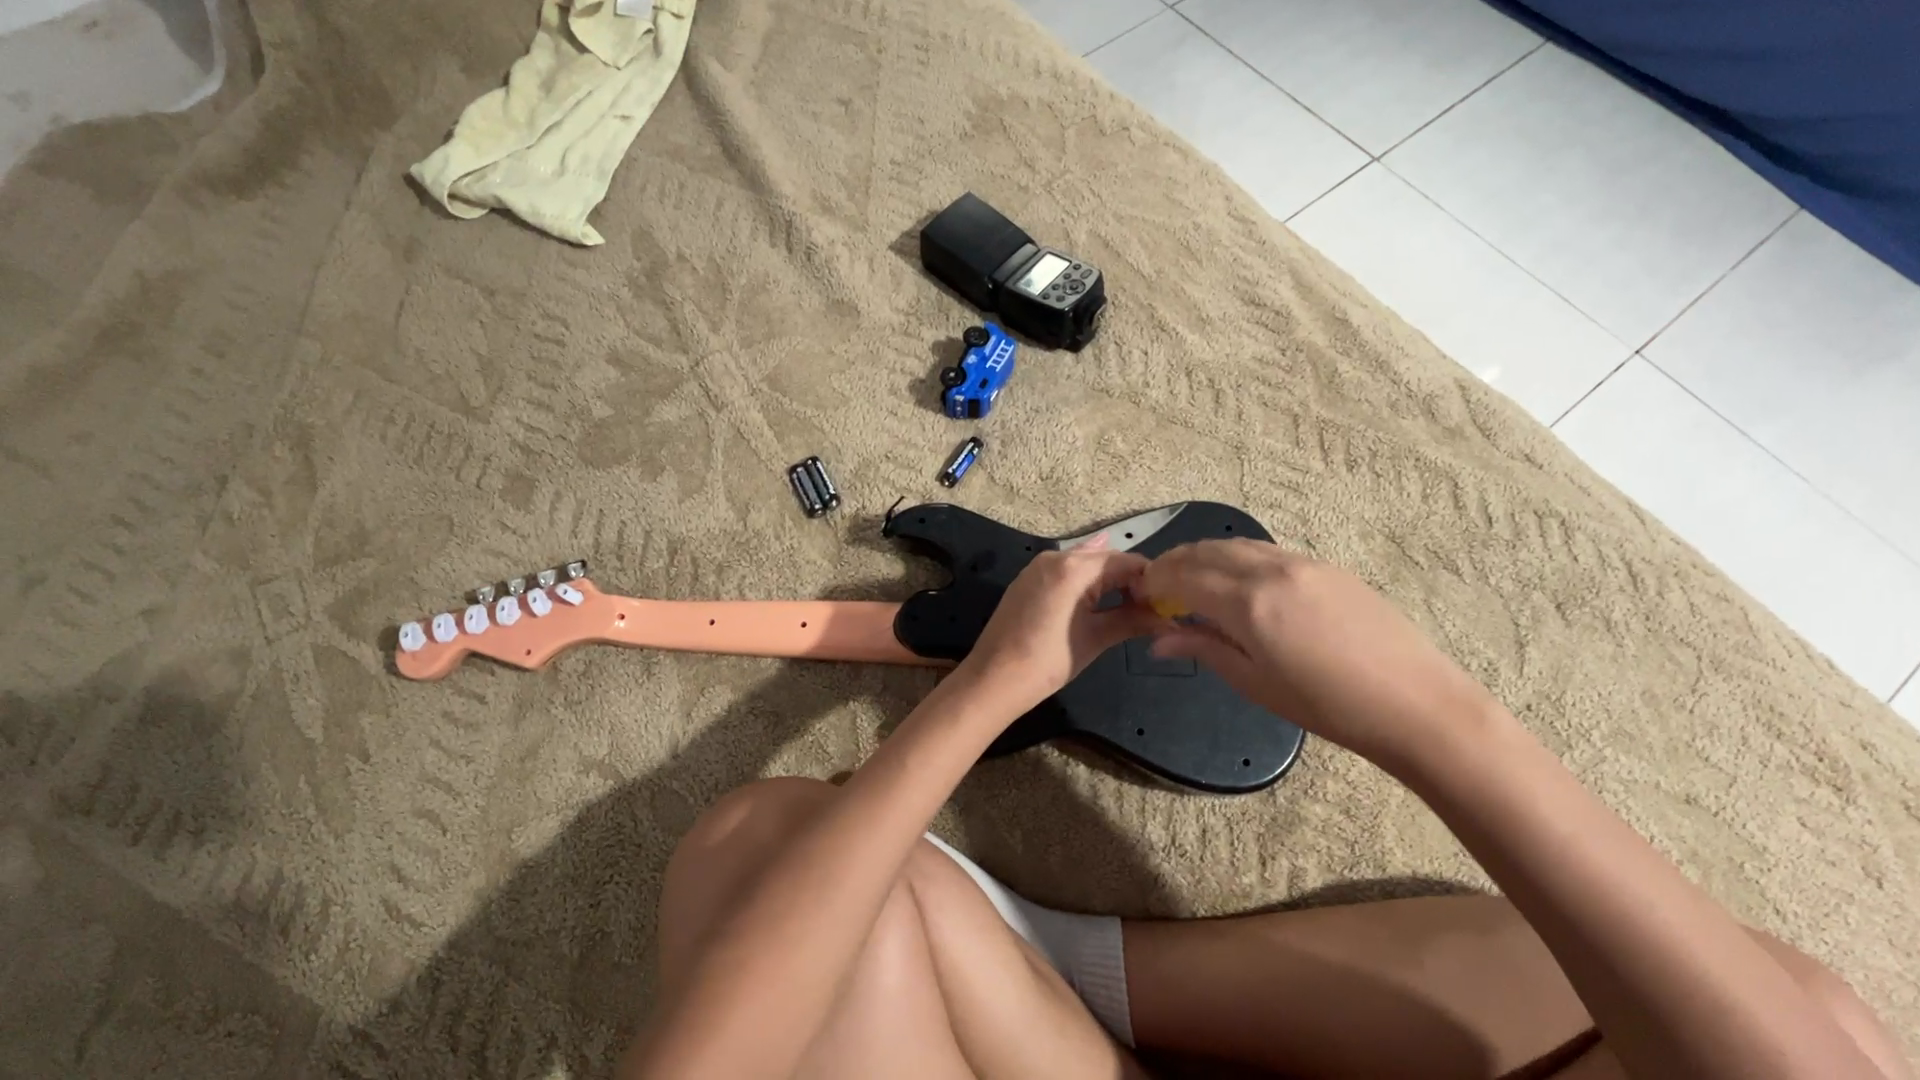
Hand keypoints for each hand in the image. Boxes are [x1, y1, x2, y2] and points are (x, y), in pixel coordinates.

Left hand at [955, 538, 1163, 713]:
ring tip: (1131, 610)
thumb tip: (1168, 619)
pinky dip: (1087, 585)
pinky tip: (1100, 603)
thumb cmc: (1047, 661)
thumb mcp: (1095, 639)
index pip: (1128, 562)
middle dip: (1132, 581)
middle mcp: (1056, 556)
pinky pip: (1067, 573)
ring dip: (1110, 583)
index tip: (1168, 605)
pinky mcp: (1028, 581)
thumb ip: (1132, 621)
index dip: (1152, 582)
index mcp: (1074, 567)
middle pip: (1107, 560)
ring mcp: (1038, 567)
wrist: (993, 679)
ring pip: (1087, 565)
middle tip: (1153, 610)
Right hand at [1142, 539, 1507, 774]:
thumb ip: (1203, 649)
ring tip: (1193, 584)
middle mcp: (1271, 570)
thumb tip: (1158, 640)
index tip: (1139, 595)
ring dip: (1205, 557)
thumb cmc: (1327, 707)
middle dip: (1174, 564)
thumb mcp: (1255, 684)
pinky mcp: (1327, 565)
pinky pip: (1266, 551)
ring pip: (1237, 545)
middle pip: (1206, 551)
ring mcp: (1303, 562)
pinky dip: (1237, 559)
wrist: (1415, 703)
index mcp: (1248, 603)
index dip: (1154, 581)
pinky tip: (1238, 585)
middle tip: (1159, 589)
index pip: (1182, 575)